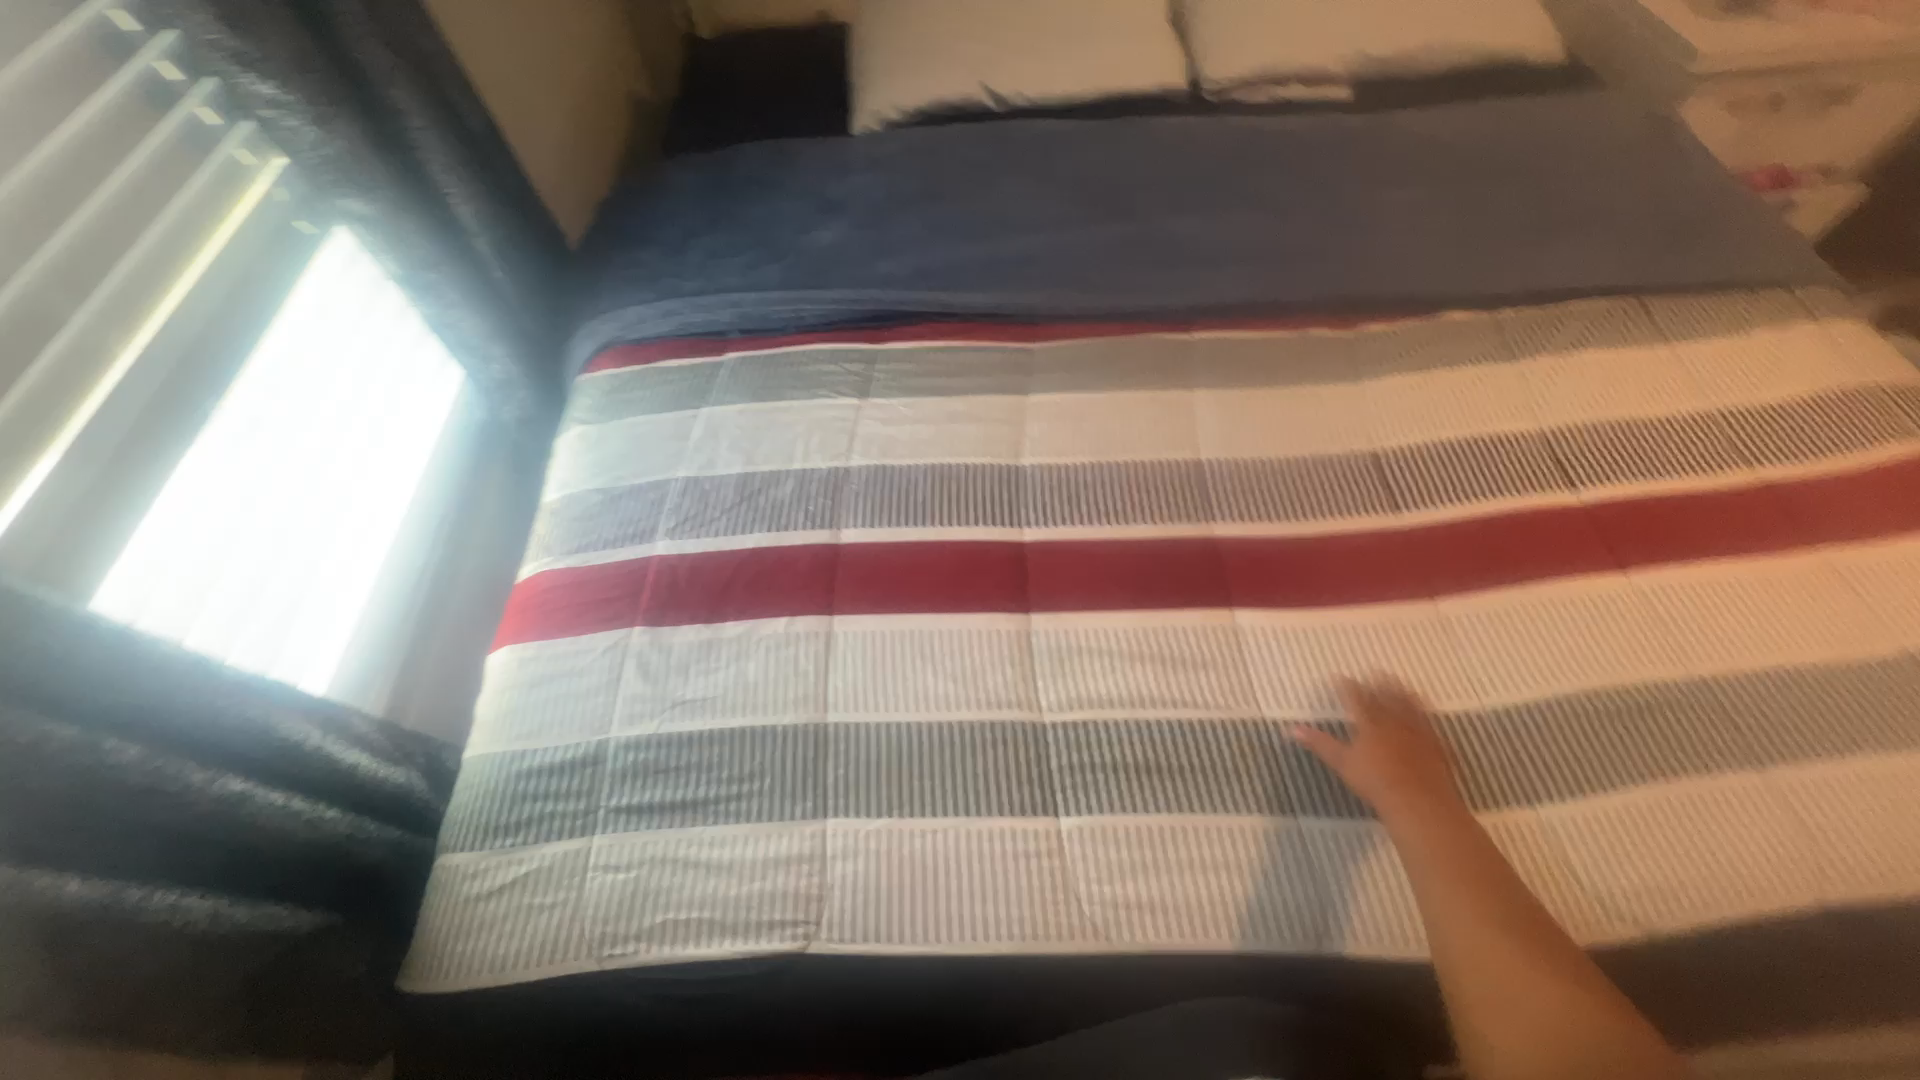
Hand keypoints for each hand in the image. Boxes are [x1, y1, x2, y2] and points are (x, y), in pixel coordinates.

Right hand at [1292, 675, 1466, 822]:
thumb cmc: (1375, 781)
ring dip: (1404, 693)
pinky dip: (1426, 715)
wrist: (1419, 800)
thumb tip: (1292, 728)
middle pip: (1386, 698)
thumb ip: (1319, 743)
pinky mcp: (1436, 745)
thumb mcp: (1342, 762)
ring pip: (1410, 706)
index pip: (1356, 699)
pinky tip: (1427, 714)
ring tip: (1401, 684)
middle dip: (1379, 683)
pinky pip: (1430, 724)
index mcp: (1370, 723)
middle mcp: (1394, 722)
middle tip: (1376, 671)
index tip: (1341, 677)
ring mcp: (1418, 732)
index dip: (1348, 687)